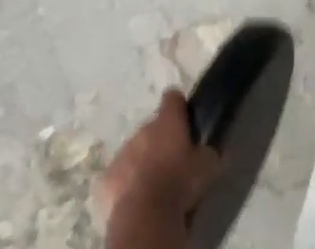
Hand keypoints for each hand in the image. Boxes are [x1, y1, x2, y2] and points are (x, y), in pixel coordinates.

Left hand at [94, 90, 222, 229]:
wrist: (144, 215)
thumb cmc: (181, 182)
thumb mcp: (208, 163)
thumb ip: (205, 149)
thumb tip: (205, 148)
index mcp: (167, 121)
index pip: (172, 98)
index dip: (178, 105)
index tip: (184, 116)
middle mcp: (142, 131)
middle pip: (152, 127)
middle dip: (160, 139)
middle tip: (172, 158)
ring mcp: (121, 154)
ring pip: (134, 150)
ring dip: (143, 159)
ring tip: (154, 181)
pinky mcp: (106, 178)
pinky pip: (119, 173)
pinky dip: (127, 180)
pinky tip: (137, 196)